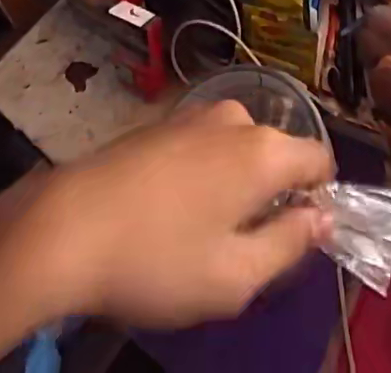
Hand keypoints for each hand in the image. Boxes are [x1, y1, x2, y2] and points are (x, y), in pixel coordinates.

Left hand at [20, 99, 336, 327]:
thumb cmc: (159, 259)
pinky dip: (204, 172)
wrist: (66, 225)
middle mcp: (233, 119)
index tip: (294, 236)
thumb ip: (291, 243)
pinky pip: (205, 144)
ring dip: (234, 184)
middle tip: (239, 246)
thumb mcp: (236, 275)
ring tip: (197, 231)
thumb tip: (324, 217)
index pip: (319, 158)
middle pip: (277, 153)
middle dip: (272, 194)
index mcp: (262, 150)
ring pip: (238, 149)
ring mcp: (192, 114)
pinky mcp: (160, 121)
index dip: (318, 197)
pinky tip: (167, 209)